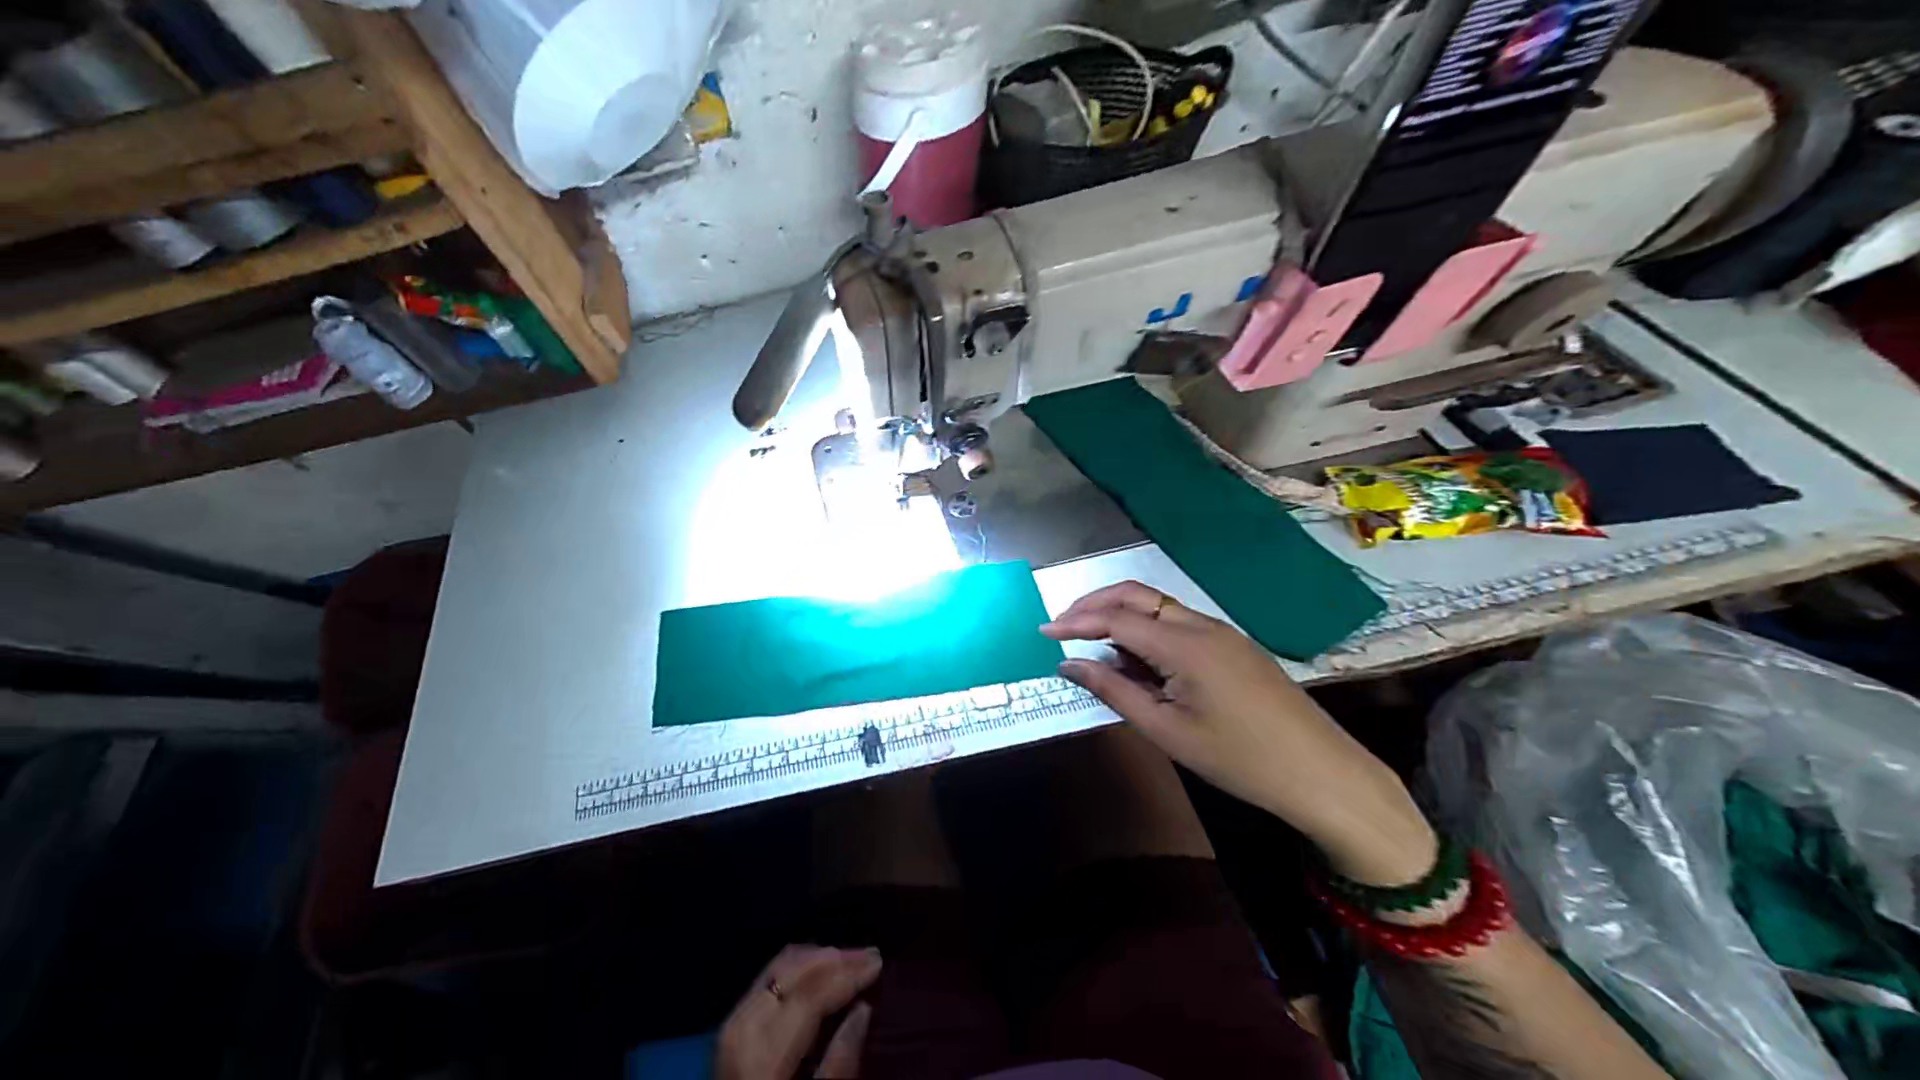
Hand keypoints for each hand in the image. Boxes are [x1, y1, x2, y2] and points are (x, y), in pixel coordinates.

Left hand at [715, 945, 880, 1079]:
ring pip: (781, 966)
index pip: (811, 994)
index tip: (879, 963)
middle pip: (795, 970)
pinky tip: (819, 972)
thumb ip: (839, 1064)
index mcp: (762, 1053)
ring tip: (850, 960)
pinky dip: (798, 967)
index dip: (847, 974)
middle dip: (836, 958)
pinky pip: (769, 976)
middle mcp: (743, 1025)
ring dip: (818, 959)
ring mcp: (733, 1021)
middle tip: (870, 956)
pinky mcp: (732, 1023)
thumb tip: (864, 1010)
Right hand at [1042, 581, 1436, 886]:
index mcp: (1183, 644)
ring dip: (1120, 614)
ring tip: (1091, 643)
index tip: (1043, 633)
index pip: (1115, 619)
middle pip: (1137, 596)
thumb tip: (1070, 666)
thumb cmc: (1238, 758)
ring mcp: (1221, 632)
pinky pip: (1178, 622)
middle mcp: (1201, 625)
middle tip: (1062, 626)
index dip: (1075, 623)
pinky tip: (1136, 658)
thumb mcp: (1167, 731)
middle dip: (1094, 604)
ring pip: (1158, 606)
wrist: (1320, 772)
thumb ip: (1114, 691)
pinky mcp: (1232, 645)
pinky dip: (1146, 628)